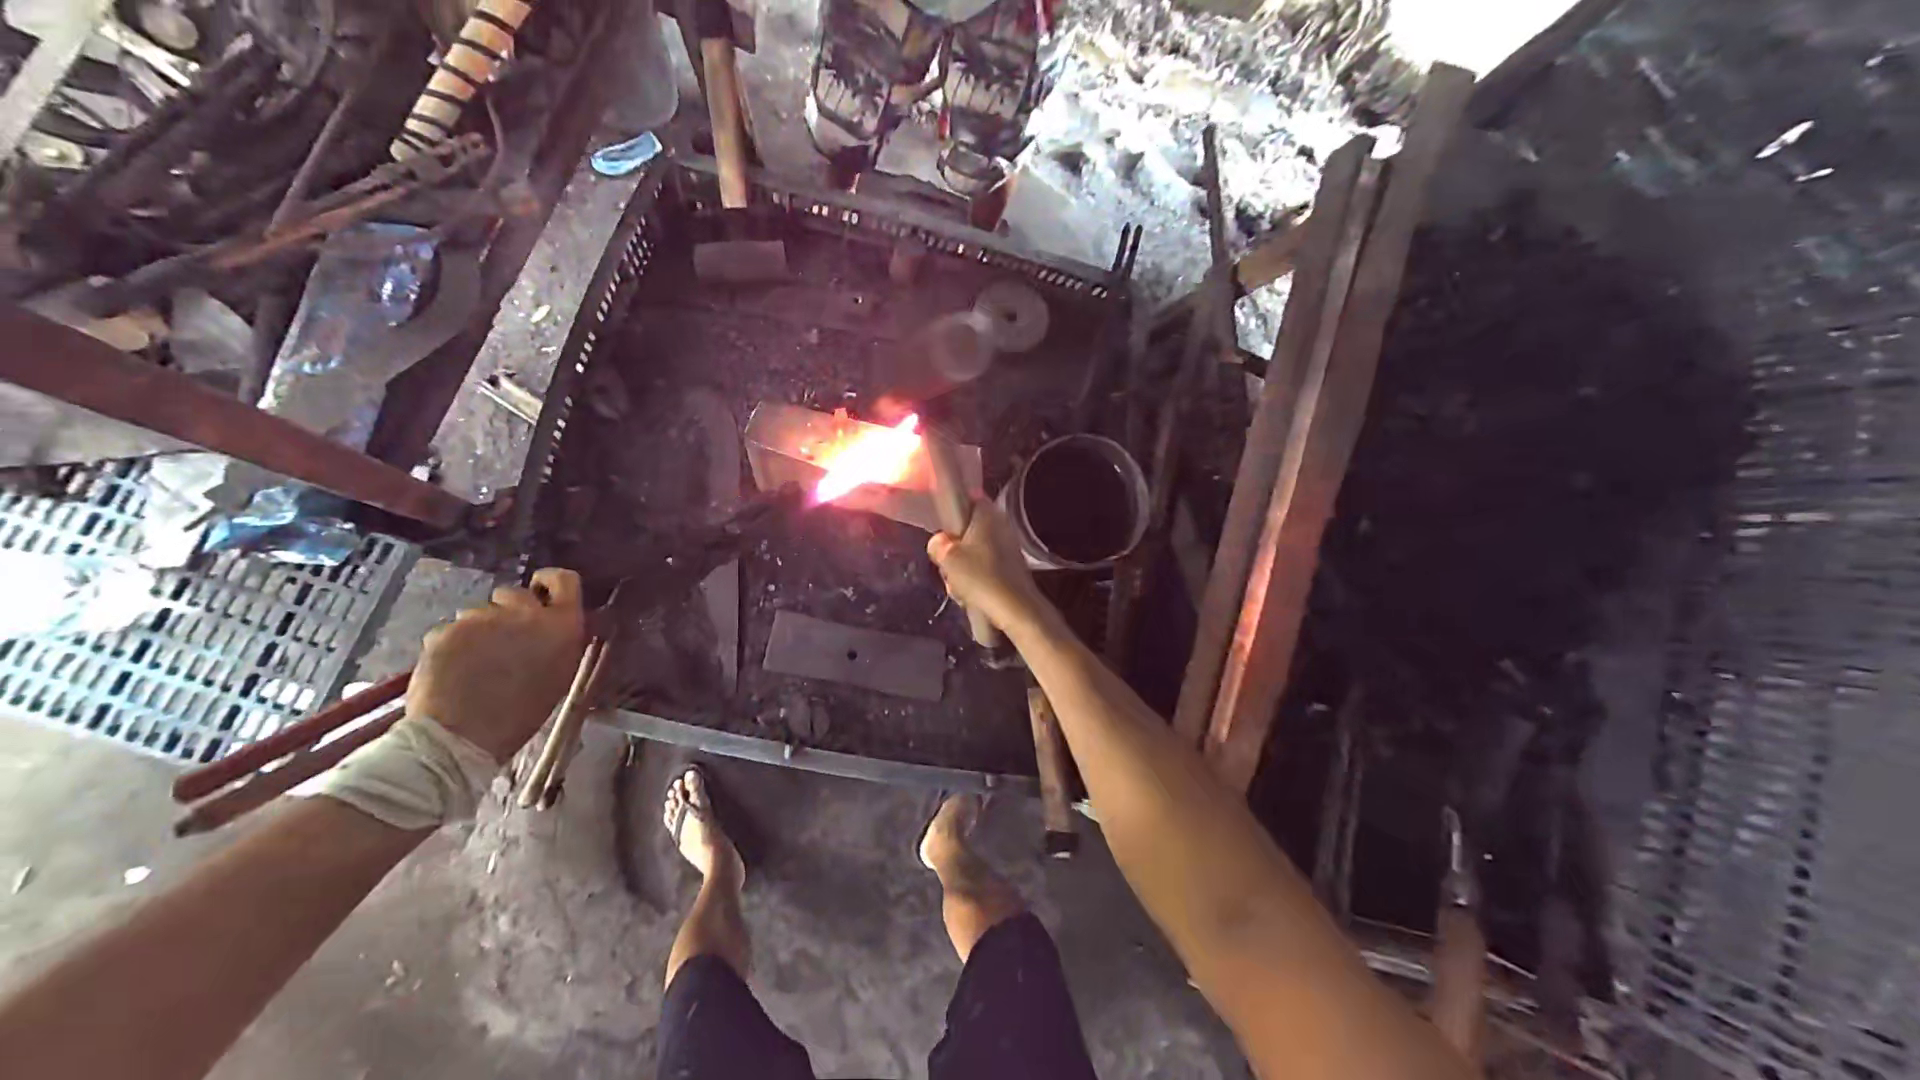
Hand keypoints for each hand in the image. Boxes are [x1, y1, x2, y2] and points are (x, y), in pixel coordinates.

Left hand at [407, 567, 586, 762]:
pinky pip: (451, 629)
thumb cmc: (522, 714)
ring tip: (474, 664)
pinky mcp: (448, 629)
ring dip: (478, 630)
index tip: (541, 593)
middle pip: (515, 594)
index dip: (551, 582)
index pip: (565, 580)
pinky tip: (452, 670)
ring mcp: (483, 618)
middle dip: (507, 613)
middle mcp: (526, 613)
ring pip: (479, 613)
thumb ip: (559, 641)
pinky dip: (452, 645)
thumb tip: (553, 627)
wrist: (463, 737)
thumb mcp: (560, 675)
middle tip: (503, 643)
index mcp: (562, 625)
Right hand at [926, 499, 1046, 633]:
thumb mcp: (947, 558)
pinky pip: (986, 568)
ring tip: (959, 587)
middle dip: (955, 549)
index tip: (944, 533)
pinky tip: (971, 597)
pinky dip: (977, 580)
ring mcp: (1009, 547)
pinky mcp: (1013, 568)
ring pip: (976, 552)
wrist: (1016, 608)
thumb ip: (938, 544)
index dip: (953, 515)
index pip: (969, 500)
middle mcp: (1001, 525)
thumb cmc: (980, 576)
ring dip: (963, 569)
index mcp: (987, 514)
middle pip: (969, 530)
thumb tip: (940, 541)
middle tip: (948, 566)